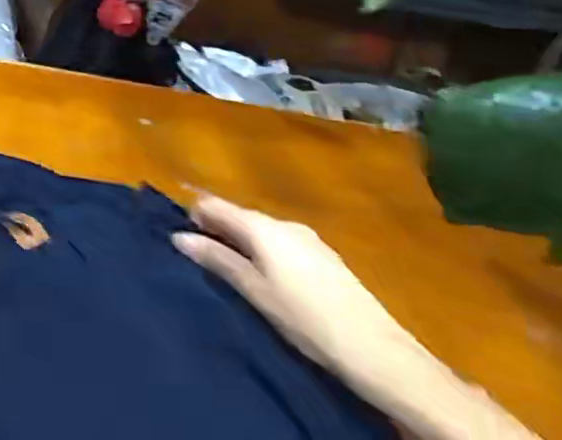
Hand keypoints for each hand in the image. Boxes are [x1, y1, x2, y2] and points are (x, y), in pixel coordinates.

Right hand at [172, 197, 539, 439]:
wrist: (384, 356)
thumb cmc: (308, 319)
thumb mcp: (254, 291)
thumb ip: (216, 259)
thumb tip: (178, 235)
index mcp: (262, 226)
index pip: (213, 204)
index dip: (192, 217)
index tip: (181, 240)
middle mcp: (285, 224)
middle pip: (237, 216)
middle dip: (217, 232)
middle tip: (202, 262)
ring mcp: (310, 241)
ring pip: (260, 232)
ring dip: (242, 246)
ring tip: (234, 276)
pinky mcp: (326, 260)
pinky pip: (281, 246)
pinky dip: (265, 256)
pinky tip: (269, 283)